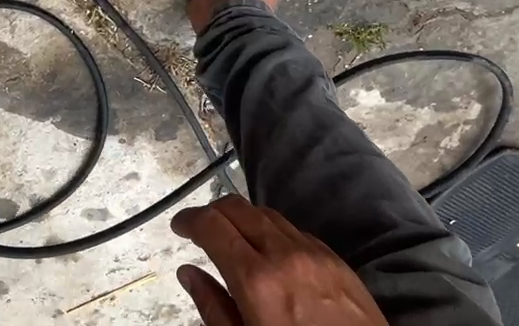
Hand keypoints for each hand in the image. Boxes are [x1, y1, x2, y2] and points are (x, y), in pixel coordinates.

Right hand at [171, 195, 387, 325]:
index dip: (188, 220)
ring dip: (243, 220)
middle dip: (212, 213)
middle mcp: (283, 256)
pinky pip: (296, 232)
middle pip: (236, 208)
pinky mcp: (340, 263)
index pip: (210, 224)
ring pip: (266, 214)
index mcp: (255, 280)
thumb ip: (213, 309)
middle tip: (202, 231)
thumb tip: (188, 273)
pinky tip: (273, 256)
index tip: (179, 228)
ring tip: (236, 241)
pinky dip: (274, 233)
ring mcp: (315, 256)